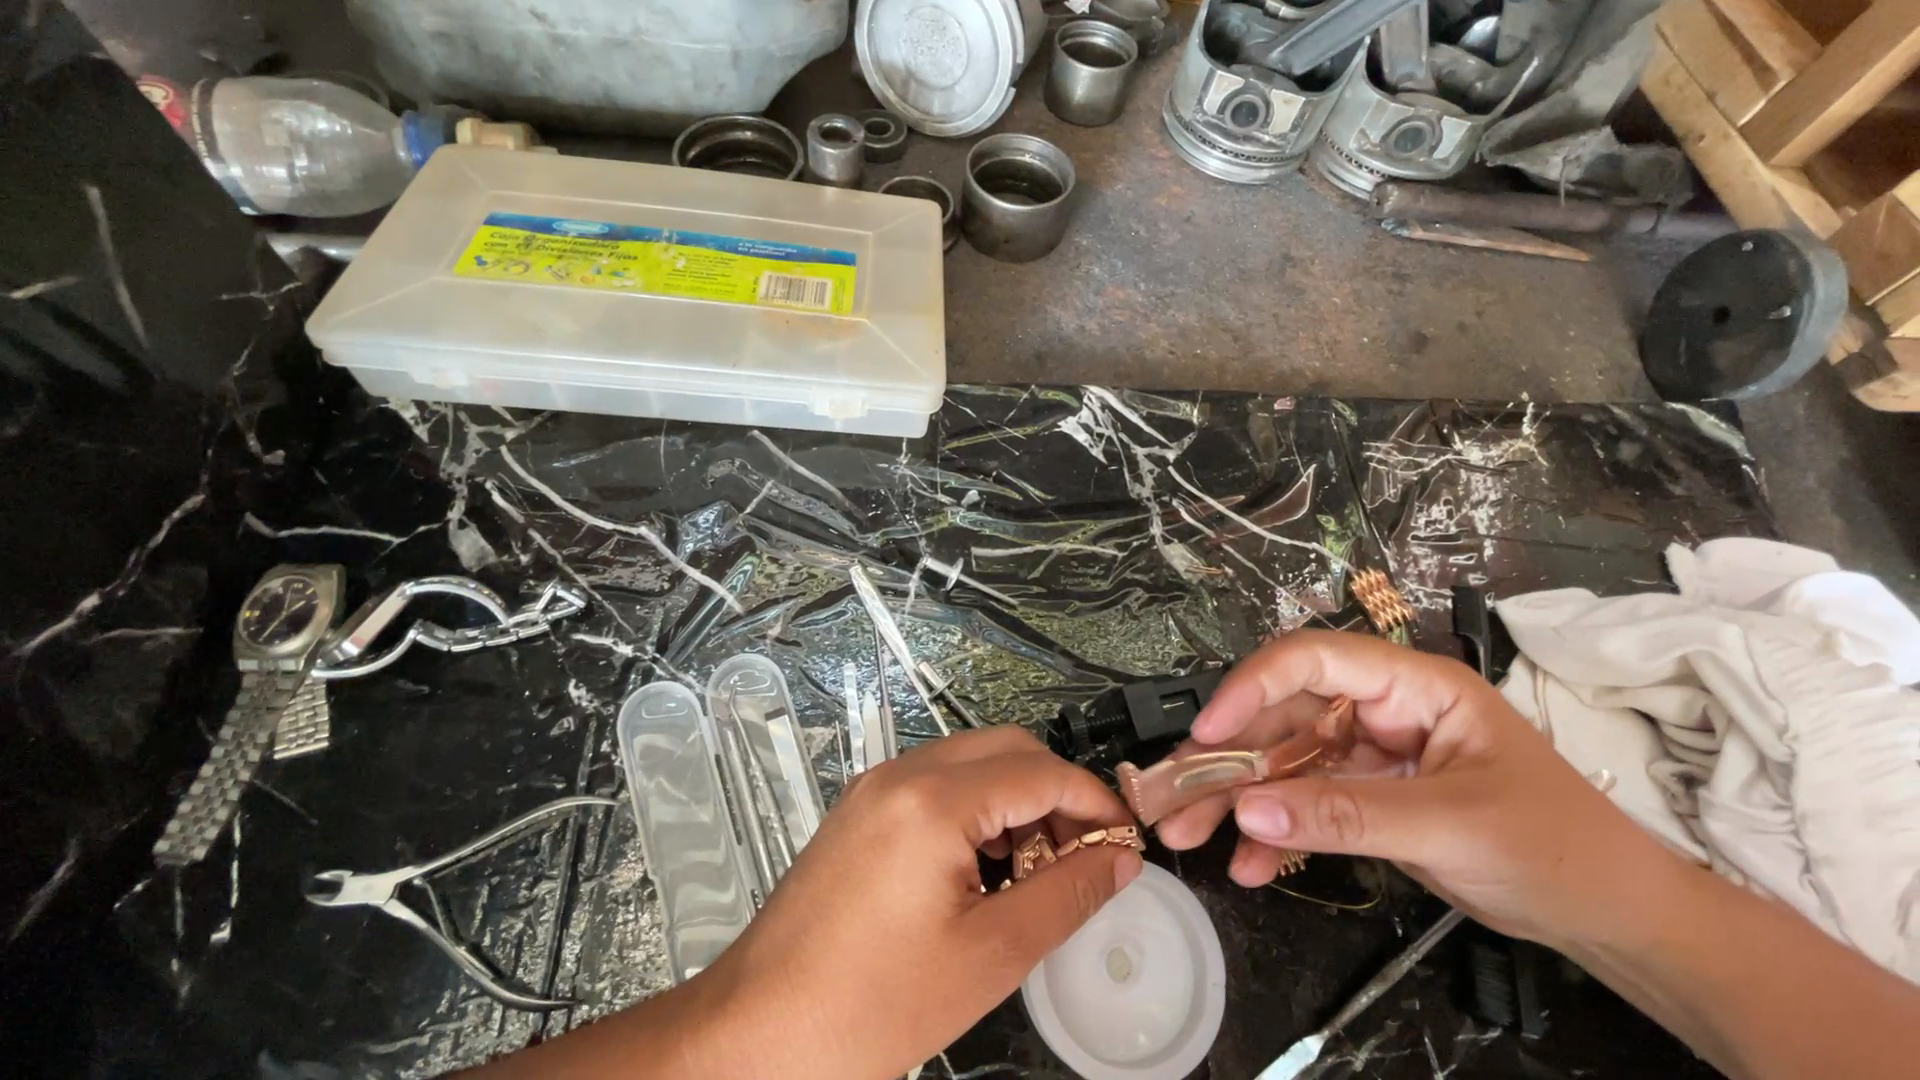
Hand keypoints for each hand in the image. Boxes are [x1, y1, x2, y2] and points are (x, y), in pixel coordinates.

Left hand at [691, 726, 1143, 1079]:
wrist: (759, 1030)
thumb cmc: (874, 1002)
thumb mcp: (991, 953)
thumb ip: (1068, 894)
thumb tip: (1121, 858)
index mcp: (934, 800)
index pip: (1041, 772)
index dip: (1096, 801)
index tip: (1128, 840)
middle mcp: (901, 774)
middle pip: (1007, 750)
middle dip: (1057, 794)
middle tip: (1085, 856)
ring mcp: (874, 789)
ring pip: (971, 764)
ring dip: (1017, 801)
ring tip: (1038, 870)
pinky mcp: (859, 812)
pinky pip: (936, 786)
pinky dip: (976, 811)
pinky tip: (986, 869)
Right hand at [1154, 630, 1673, 948]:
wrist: (1612, 917)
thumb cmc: (1554, 848)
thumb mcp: (1450, 826)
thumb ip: (1345, 815)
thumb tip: (1246, 809)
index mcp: (1412, 686)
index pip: (1314, 662)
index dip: (1252, 688)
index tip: (1207, 735)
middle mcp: (1381, 711)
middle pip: (1282, 716)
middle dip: (1228, 759)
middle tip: (1175, 798)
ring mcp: (1371, 757)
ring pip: (1283, 763)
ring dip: (1236, 799)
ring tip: (1189, 836)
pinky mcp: (1366, 800)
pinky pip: (1304, 806)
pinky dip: (1275, 834)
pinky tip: (1252, 867)